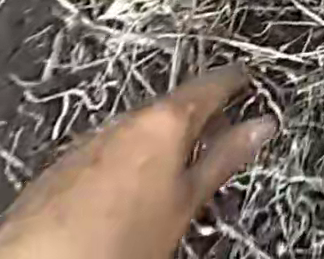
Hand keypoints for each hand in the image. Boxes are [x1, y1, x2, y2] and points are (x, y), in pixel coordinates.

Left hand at [0, 65, 277, 258]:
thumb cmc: (119, 241)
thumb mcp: (186, 203)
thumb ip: (225, 157)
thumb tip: (264, 124)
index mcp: (167, 119)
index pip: (214, 83)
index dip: (236, 80)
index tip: (250, 81)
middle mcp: (129, 119)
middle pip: (175, 107)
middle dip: (199, 118)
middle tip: (220, 137)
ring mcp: (91, 141)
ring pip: (140, 130)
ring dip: (161, 141)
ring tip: (174, 174)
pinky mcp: (59, 169)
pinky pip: (108, 151)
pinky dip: (127, 161)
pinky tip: (127, 195)